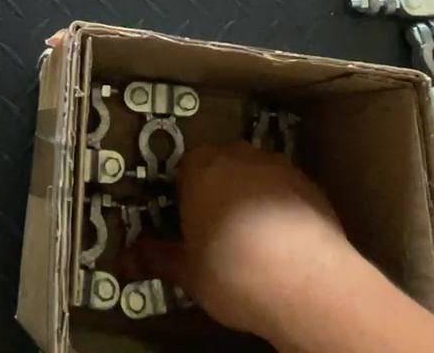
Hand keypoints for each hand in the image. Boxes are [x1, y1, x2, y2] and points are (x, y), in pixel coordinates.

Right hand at [126, 142, 358, 340]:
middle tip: (219, 237)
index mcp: (200, 166)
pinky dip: (282, 212)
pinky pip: (287, 194)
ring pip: (257, 179)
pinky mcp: (310, 184)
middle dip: (219, 195)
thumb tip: (122, 260)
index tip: (190, 228)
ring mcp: (278, 165)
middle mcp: (238, 154)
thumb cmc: (232, 269)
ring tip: (255, 244)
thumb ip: (156, 258)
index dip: (186, 199)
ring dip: (253, 201)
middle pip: (222, 169)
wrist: (306, 280)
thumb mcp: (187, 272)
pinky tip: (284, 246)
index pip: (184, 171)